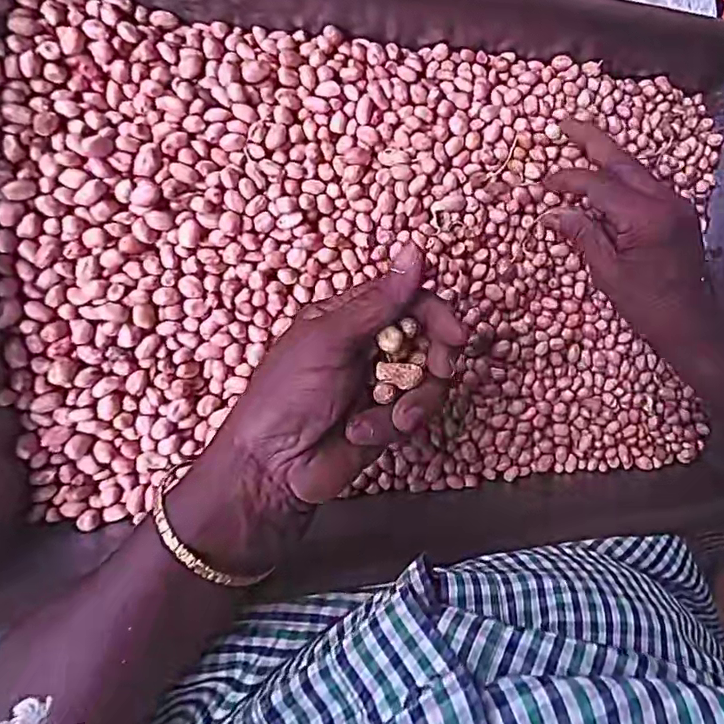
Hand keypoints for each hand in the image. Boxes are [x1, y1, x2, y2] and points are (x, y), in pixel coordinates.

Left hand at [162, 244, 464, 572]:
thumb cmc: (284, 396)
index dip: (436, 313)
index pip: (408, 300)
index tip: (454, 334)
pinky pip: (415, 413)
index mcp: (351, 316)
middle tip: (439, 370)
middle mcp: (371, 346)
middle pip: (429, 338)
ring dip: (416, 399)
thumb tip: (414, 252)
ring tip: (392, 417)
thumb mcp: (330, 340)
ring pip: (430, 379)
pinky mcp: (388, 418)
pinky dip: (392, 424)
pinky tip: (361, 432)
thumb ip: (379, 301)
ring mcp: (381, 383)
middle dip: (437, 357)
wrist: (270, 470)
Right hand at [543, 119, 718, 355]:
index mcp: (646, 216)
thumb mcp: (608, 273)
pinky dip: (622, 178)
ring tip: (581, 143)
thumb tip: (554, 213)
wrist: (691, 324)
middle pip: (622, 161)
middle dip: (592, 140)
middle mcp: (666, 201)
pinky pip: (646, 185)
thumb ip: (583, 235)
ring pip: (636, 169)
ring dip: (608, 157)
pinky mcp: (680, 213)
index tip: (544, 182)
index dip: (568, 180)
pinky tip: (605, 178)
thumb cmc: (648, 306)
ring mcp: (677, 205)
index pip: (598, 185)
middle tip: (565, 124)